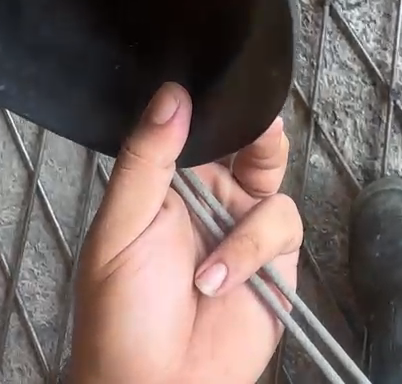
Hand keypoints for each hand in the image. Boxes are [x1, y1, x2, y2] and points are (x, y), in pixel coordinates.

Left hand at [70, 84, 301, 383]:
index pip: (198, 127)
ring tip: (209, 268)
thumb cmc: (120, 318)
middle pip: (247, 140)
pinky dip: (252, 252)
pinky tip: (220, 282)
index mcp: (171, 182)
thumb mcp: (119, 231)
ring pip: (272, 178)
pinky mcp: (275, 257)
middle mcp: (212, 196)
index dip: (212, 104)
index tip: (221, 83)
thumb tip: (172, 94)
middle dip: (257, 132)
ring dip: (244, 221)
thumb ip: (146, 161)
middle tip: (260, 130)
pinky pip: (283, 225)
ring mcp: (245, 224)